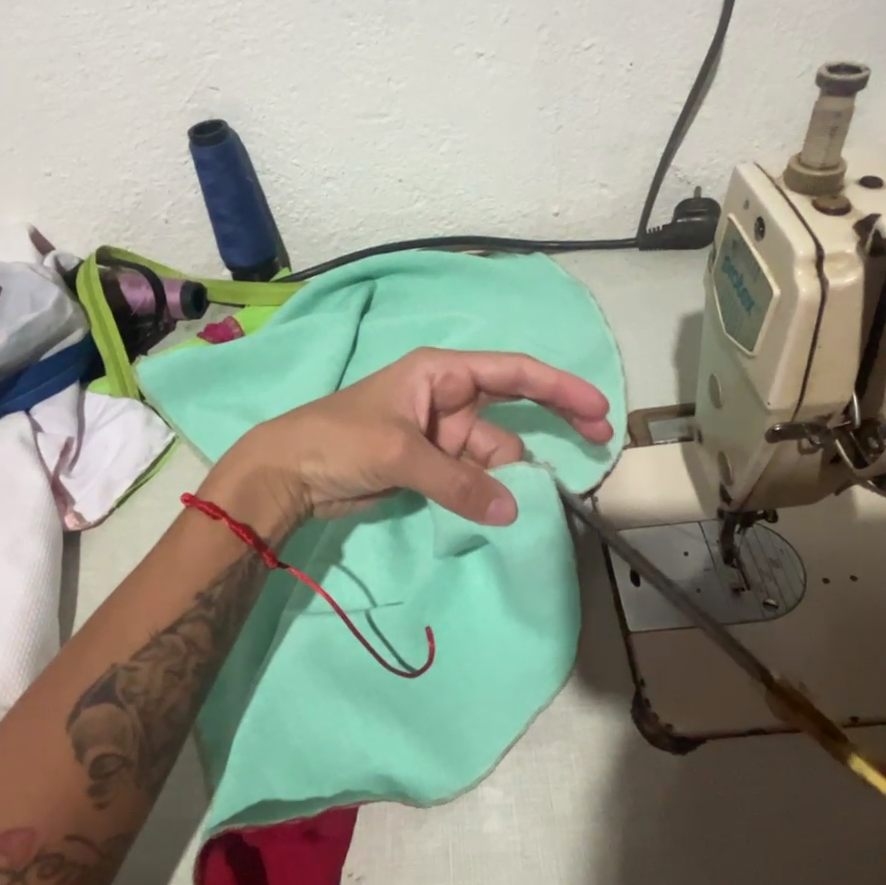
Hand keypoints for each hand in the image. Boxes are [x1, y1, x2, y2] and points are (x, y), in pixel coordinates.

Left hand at [200, 348, 611, 535]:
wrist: (287, 475)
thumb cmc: (338, 440)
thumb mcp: (400, 454)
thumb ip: (457, 482)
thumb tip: (512, 512)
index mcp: (440, 373)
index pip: (512, 372)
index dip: (558, 387)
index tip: (597, 408)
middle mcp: (447, 399)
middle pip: (513, 412)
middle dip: (551, 426)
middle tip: (598, 447)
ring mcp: (440, 436)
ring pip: (494, 455)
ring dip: (510, 479)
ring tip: (525, 506)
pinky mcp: (430, 468)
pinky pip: (474, 479)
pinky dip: (488, 494)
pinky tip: (502, 512)